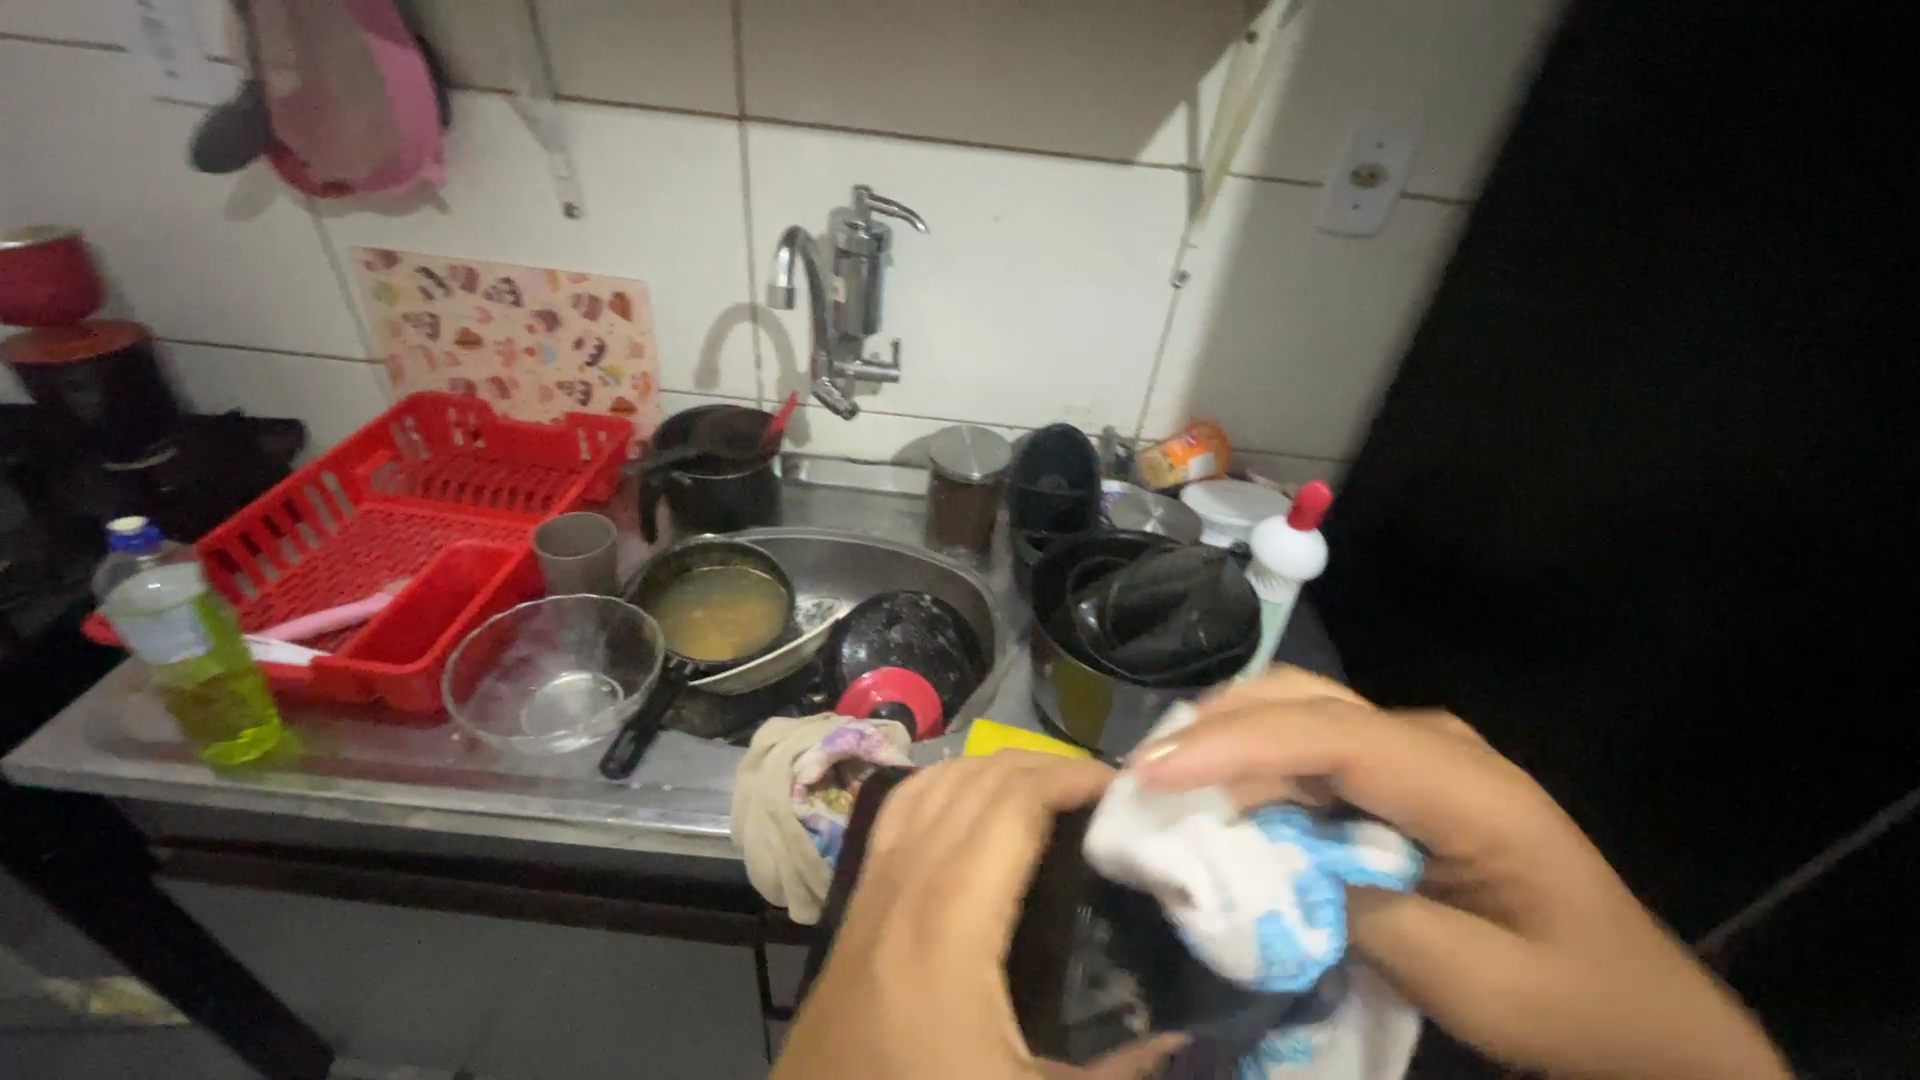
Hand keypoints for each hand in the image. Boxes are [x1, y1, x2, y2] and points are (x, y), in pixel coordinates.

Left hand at [773, 752, 1185, 1079]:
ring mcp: (874, 882)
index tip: (1123, 788)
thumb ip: (1116, 1069)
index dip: (1071, 777)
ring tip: (1049, 788)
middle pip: (978, 779)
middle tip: (1102, 792)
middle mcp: (907, 879)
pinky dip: (946, 782)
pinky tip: (971, 801)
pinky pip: (901, 806)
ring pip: (936, 780)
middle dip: (1046, 765)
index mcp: (950, 920)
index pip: (1014, 803)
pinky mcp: (856, 897)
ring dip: (997, 768)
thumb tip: (1179, 1034)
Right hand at [1131, 667, 1789, 1079]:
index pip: (1329, 736)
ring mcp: (1413, 752)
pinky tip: (1218, 796)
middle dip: (1214, 724)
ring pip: (1297, 711)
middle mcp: (1431, 743)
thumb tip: (1265, 863)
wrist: (1645, 1012)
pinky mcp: (1396, 774)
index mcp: (1464, 785)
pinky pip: (1308, 749)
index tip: (1154, 770)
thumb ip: (1367, 914)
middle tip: (1142, 770)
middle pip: (1303, 699)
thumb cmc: (1575, 1002)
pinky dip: (1252, 765)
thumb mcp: (1478, 984)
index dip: (1233, 745)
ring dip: (1226, 738)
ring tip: (1163, 779)